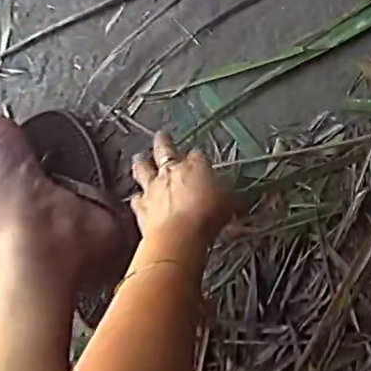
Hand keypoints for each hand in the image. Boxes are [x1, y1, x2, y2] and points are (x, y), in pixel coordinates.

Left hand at [129, 132, 232, 247]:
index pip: (198, 154)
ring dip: (141, 162)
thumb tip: (233, 193)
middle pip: (165, 150)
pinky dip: (138, 197)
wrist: (178, 237)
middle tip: (161, 134)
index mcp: (196, 166)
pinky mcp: (141, 207)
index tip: (201, 159)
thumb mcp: (229, 201)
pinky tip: (138, 197)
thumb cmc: (208, 215)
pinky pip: (137, 198)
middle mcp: (172, 171)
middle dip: (164, 141)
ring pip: (143, 169)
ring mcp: (153, 188)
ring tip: (140, 156)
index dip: (199, 156)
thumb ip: (228, 193)